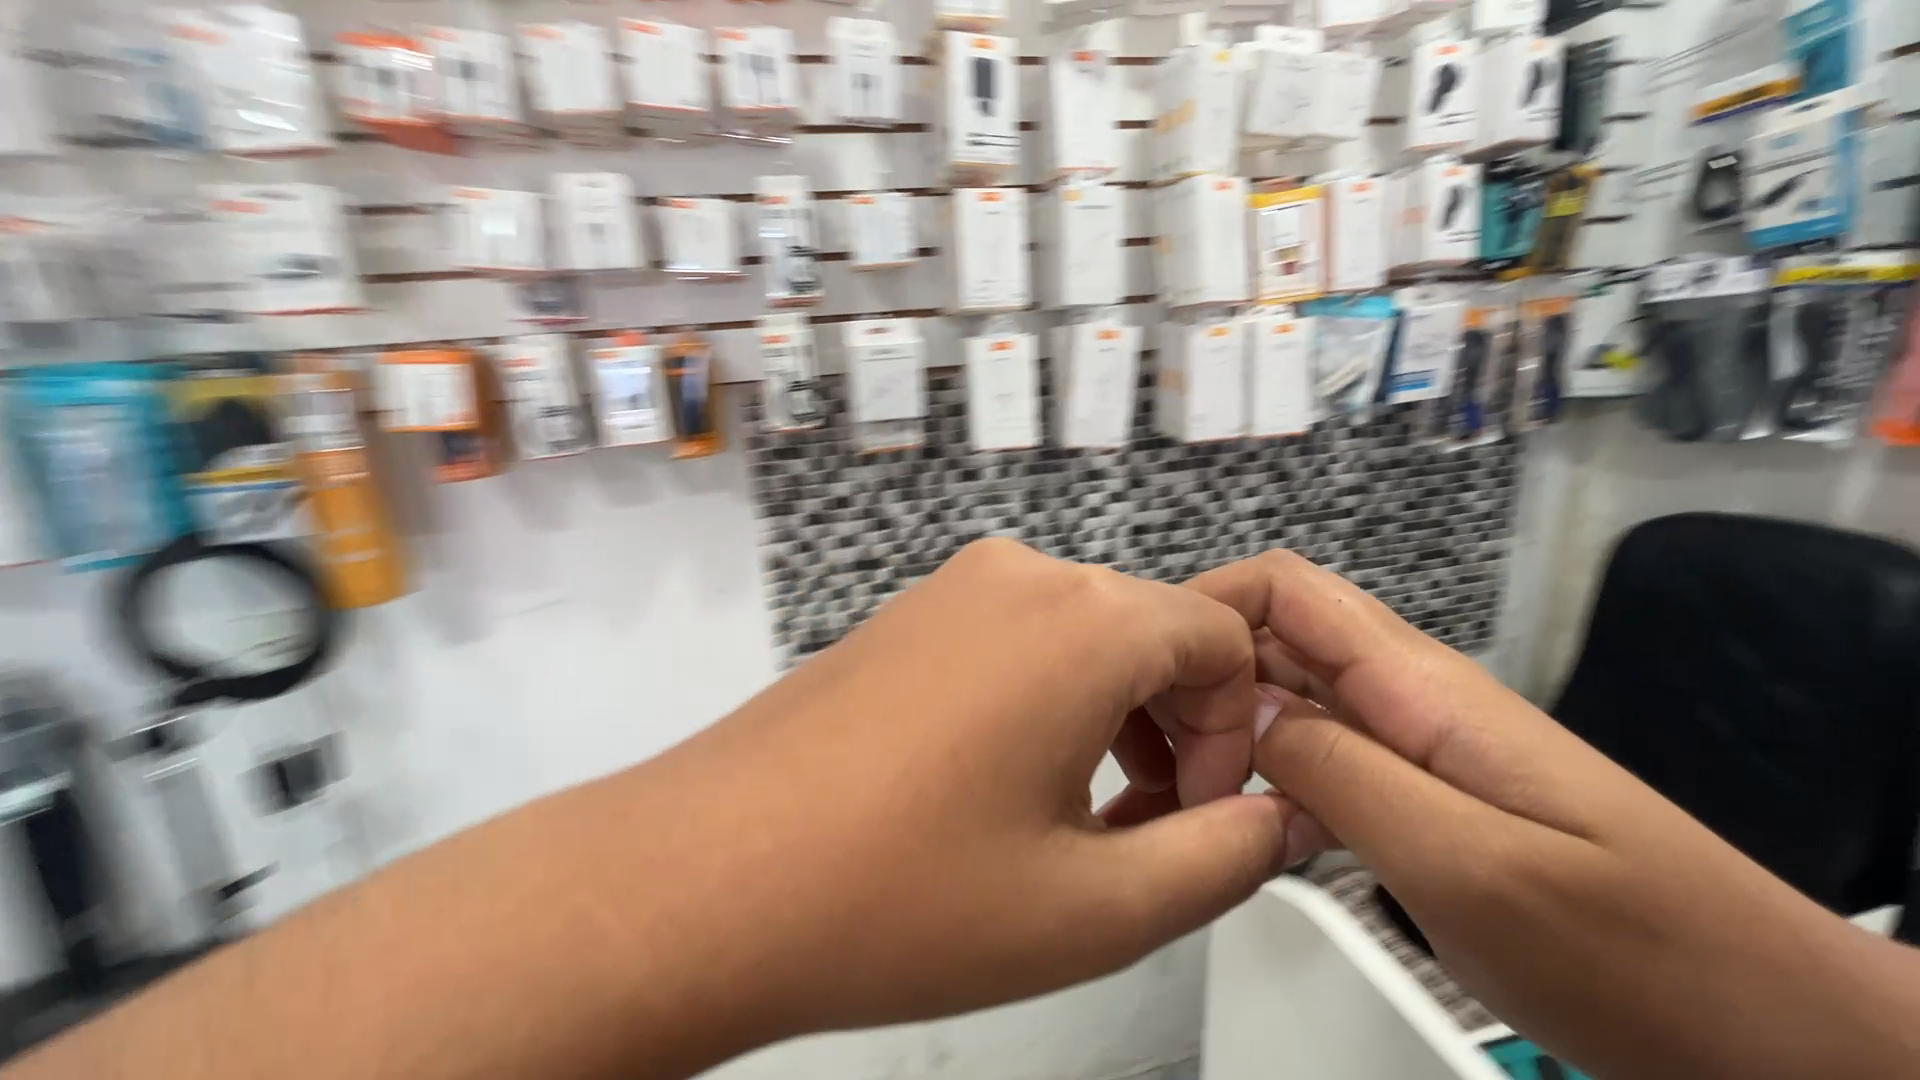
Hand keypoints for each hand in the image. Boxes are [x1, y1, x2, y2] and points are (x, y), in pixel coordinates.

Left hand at [675, 538, 1309, 1039]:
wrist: (704, 876)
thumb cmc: (905, 897)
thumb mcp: (1098, 907)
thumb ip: (1223, 857)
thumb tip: (1273, 819)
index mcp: (1084, 619)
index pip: (1225, 642)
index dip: (1236, 736)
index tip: (1193, 822)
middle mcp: (1021, 575)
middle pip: (1153, 635)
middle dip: (1176, 732)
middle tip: (1141, 834)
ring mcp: (951, 589)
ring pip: (1084, 640)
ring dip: (1112, 722)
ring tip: (1074, 822)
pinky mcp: (904, 618)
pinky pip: (1015, 642)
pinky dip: (1046, 703)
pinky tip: (1000, 788)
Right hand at [1189, 551, 1919, 1079]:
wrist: (1758, 1029)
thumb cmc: (1629, 947)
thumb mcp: (1468, 864)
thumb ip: (1341, 774)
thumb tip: (1240, 714)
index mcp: (1417, 686)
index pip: (1284, 588)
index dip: (1204, 610)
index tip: (1156, 691)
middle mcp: (1404, 698)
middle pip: (1269, 640)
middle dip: (1195, 682)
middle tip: (1151, 767)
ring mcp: (1407, 749)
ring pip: (1280, 704)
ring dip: (1216, 736)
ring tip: (1172, 804)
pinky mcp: (1411, 796)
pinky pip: (1309, 763)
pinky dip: (1256, 783)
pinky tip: (1235, 833)